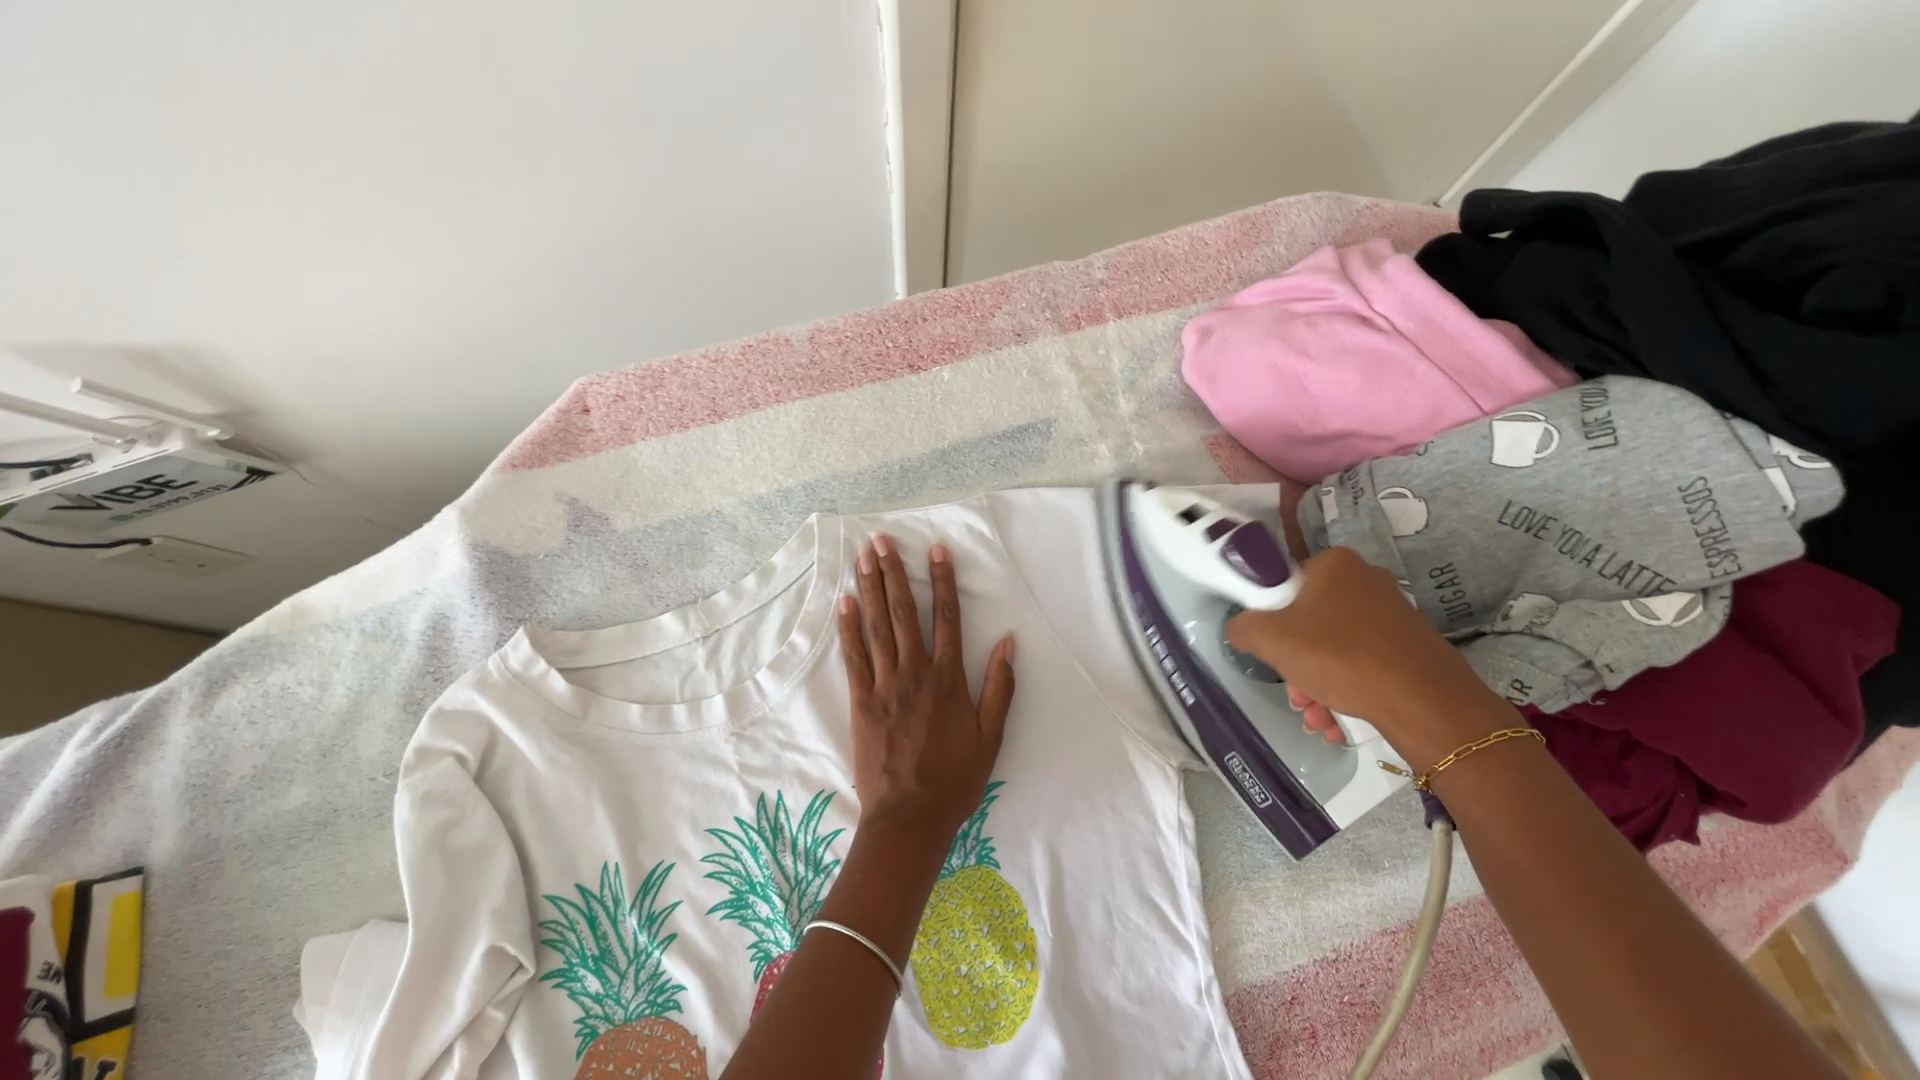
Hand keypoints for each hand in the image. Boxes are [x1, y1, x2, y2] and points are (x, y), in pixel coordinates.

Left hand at [838, 534, 1015, 842]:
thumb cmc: (955, 779)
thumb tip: (1007, 641)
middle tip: (882, 540)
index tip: (935, 551)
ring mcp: (885, 686)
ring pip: (877, 628)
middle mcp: (916, 674)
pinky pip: (854, 657)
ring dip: (870, 589)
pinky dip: (849, 628)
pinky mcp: (861, 702)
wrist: (910, 817)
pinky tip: (845, 602)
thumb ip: (999, 686)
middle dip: (894, 573)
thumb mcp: (991, 736)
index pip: (947, 618)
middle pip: (905, 613)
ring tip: (863, 558)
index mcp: (949, 680)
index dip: (942, 582)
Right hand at [1225, 546, 1515, 768]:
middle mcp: (1364, 580)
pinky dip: (1344, 689)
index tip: (1270, 652)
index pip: (1282, 585)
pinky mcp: (1407, 645)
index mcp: (1333, 564)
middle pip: (1307, 621)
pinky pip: (1360, 662)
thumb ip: (1242, 627)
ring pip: (1333, 647)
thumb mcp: (1271, 640)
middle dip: (1295, 665)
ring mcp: (1390, 613)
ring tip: (1317, 719)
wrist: (1424, 701)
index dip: (1269, 620)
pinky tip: (1337, 720)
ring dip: (1316, 684)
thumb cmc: (1340, 657)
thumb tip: (1241, 628)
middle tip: (1295, 695)